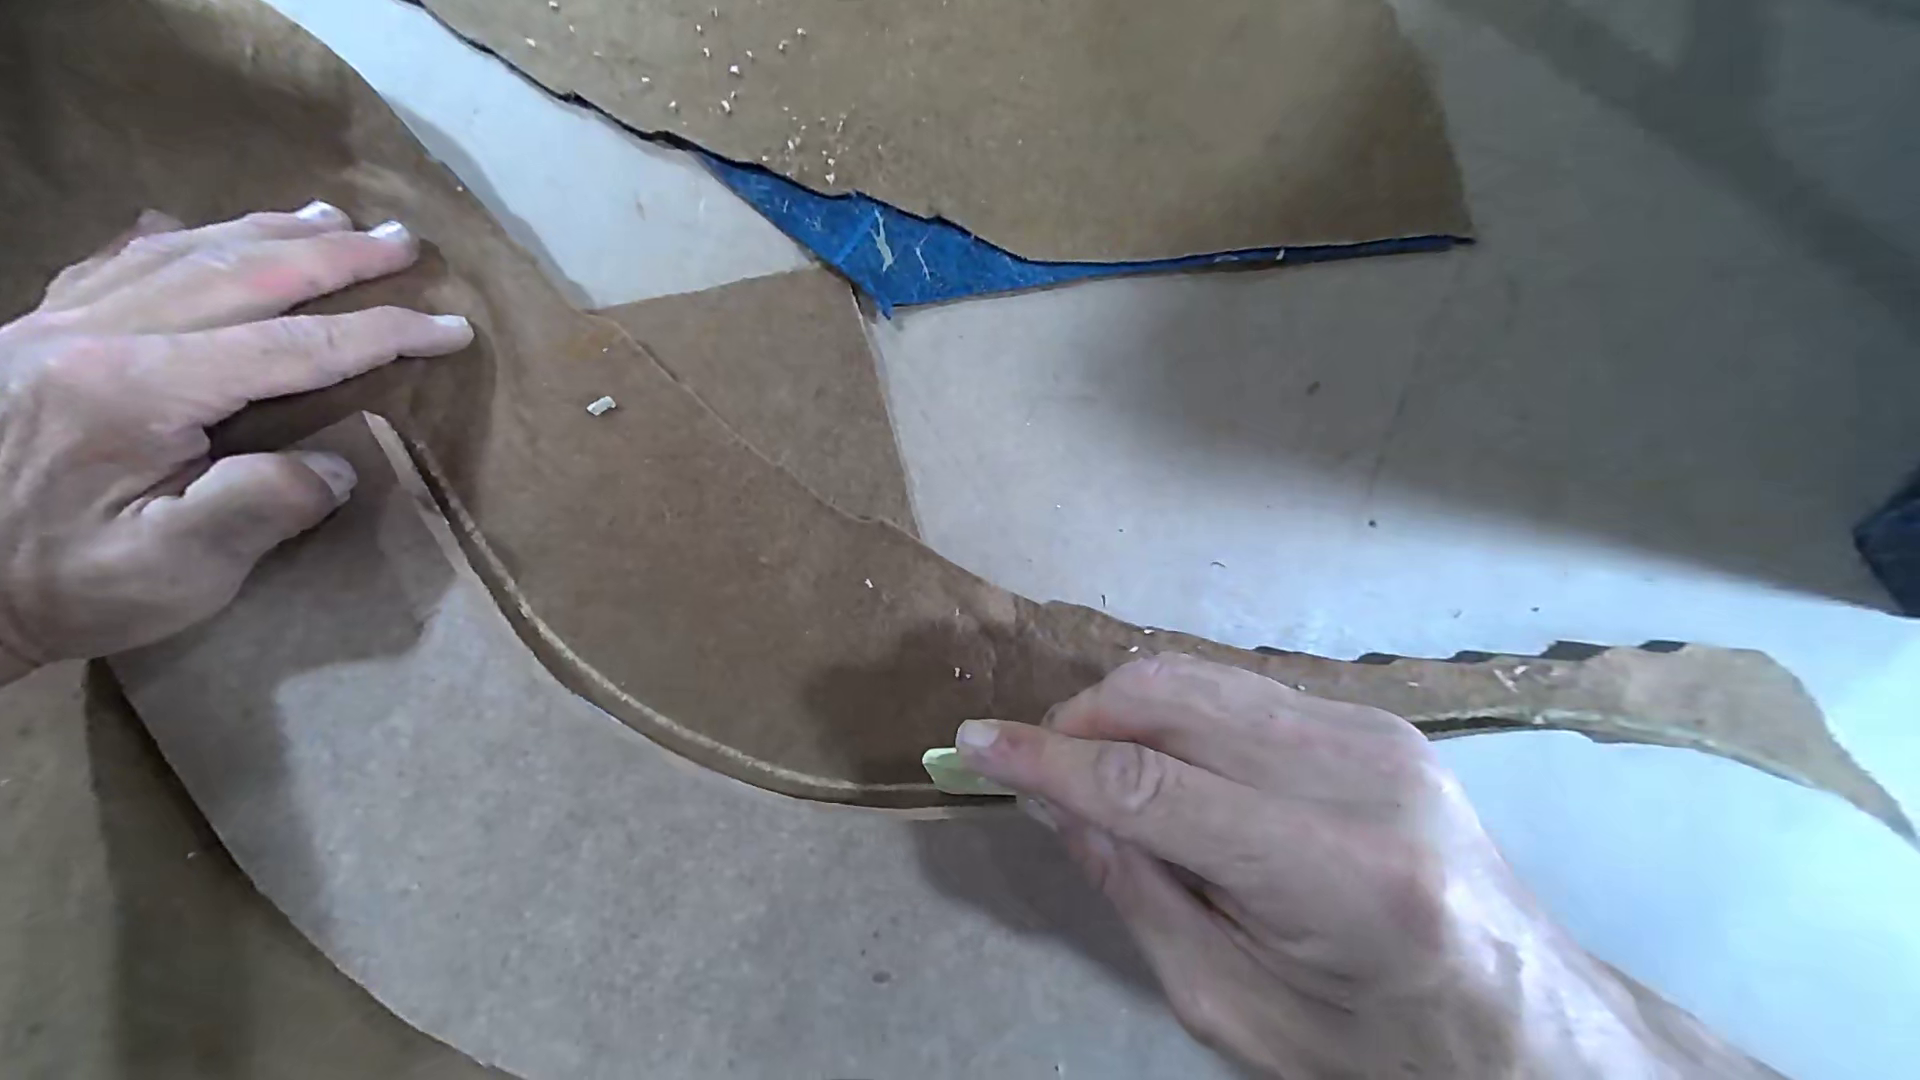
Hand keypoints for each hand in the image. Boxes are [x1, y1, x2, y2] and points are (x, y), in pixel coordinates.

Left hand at [0, 202, 472, 682]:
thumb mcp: (173, 568)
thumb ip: (260, 508)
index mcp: (135, 389)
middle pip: (242, 277)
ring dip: (268, 234)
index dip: (387, 333)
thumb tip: (334, 466)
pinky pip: (113, 267)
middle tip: (402, 241)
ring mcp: (50, 327)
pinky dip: (172, 242)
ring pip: (181, 257)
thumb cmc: (55, 583)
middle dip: (336, 256)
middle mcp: (93, 337)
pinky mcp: (30, 338)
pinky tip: (194, 230)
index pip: (298, 346)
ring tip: (329, 219)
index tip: (453, 327)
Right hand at [956, 655, 1777, 1077]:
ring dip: (1117, 706)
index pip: (1149, 787)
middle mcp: (1360, 778)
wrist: (1540, 1028)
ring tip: (1088, 758)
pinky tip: (1160, 754)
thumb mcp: (1231, 1006)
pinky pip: (1230, 687)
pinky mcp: (1368, 715)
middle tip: (1034, 759)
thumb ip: (1131, 885)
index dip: (1049, 760)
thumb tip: (1047, 798)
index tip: (976, 743)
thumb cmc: (1379, 1053)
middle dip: (1079, 719)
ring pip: (1194, 675)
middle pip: (1169, 700)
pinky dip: (1170, 708)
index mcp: (1341, 878)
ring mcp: (1371, 731)